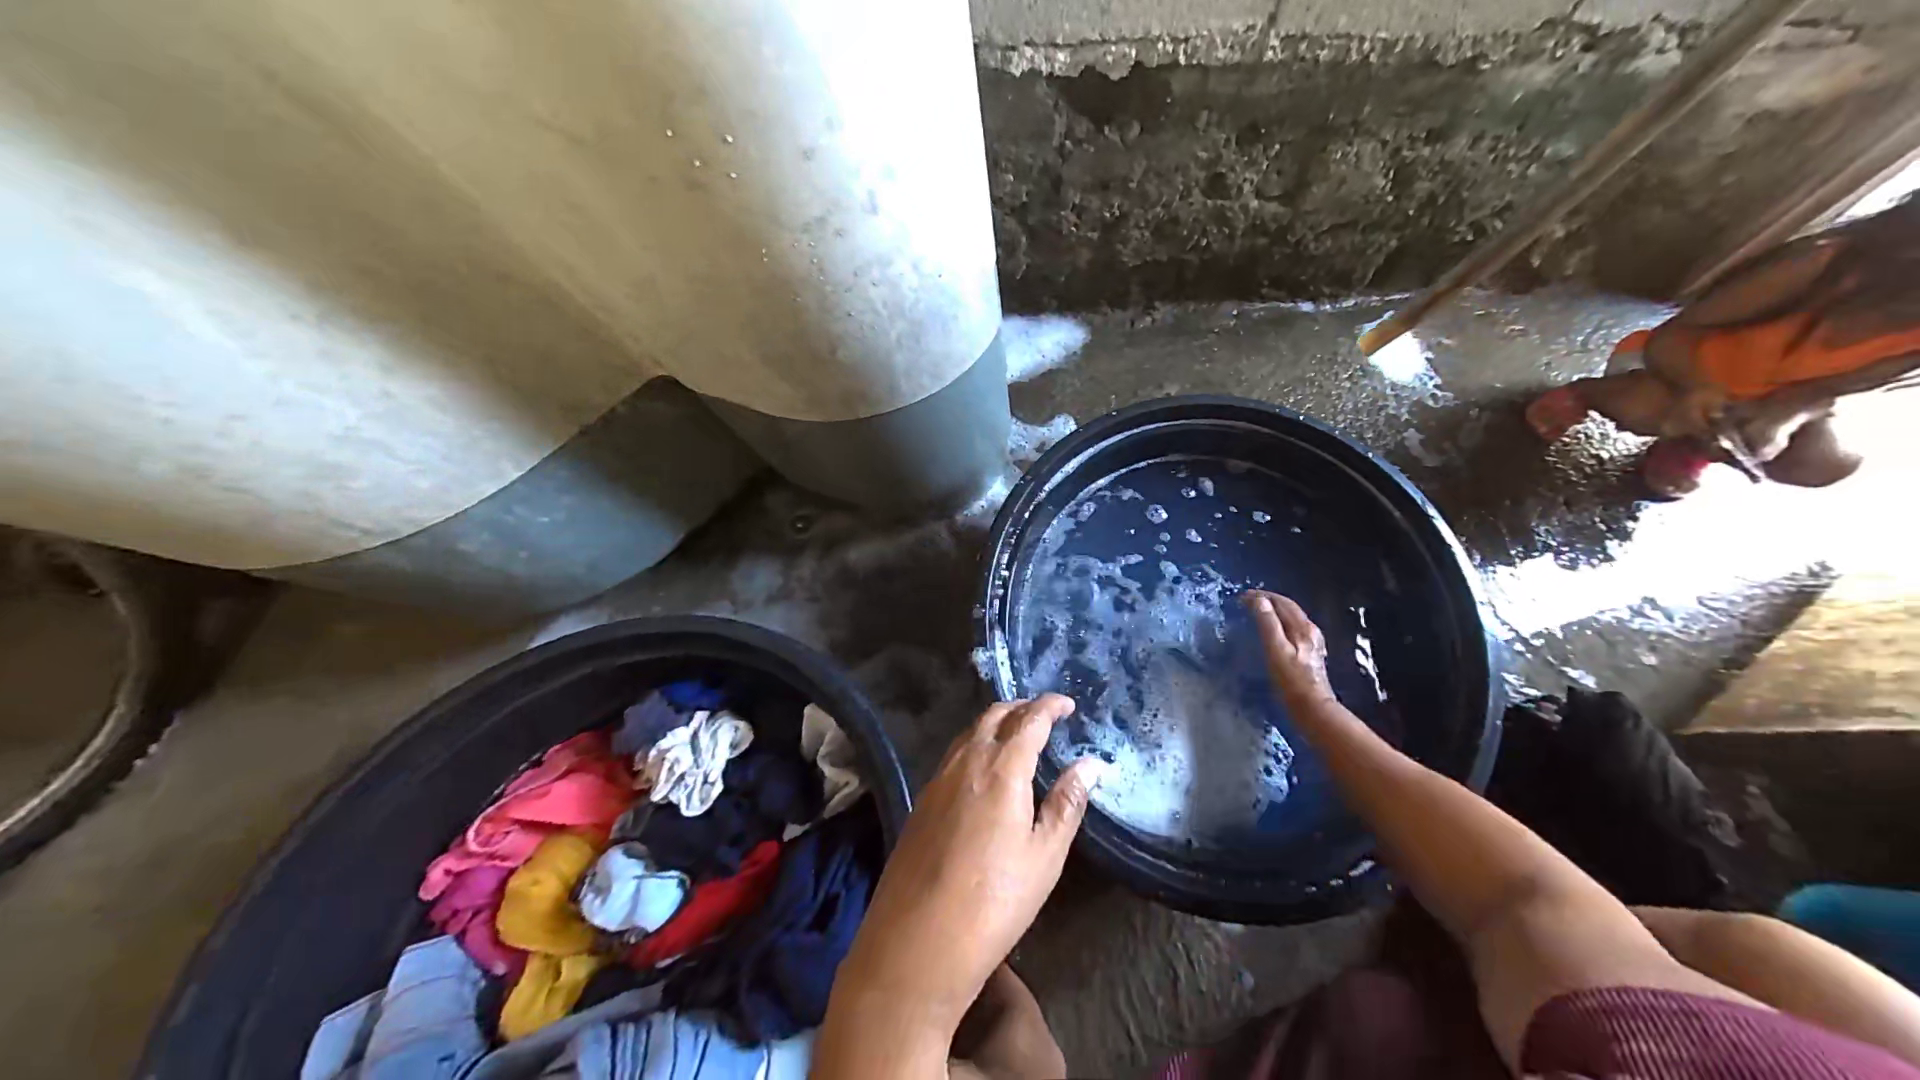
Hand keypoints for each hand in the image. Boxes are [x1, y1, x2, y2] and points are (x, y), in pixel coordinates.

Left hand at [823, 695, 1103, 1053]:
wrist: (918, 939)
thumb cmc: (996, 900)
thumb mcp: (1044, 855)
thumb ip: (1067, 802)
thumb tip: (1092, 764)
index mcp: (1001, 769)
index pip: (1029, 720)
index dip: (1050, 706)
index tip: (1067, 703)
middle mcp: (966, 762)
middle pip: (993, 717)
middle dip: (1021, 707)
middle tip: (1044, 714)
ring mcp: (937, 779)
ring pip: (969, 733)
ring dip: (995, 724)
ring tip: (1017, 735)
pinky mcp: (921, 800)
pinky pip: (953, 755)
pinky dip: (975, 745)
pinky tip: (983, 769)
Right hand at [1244, 590, 1334, 707]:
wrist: (1312, 707)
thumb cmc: (1291, 680)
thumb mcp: (1275, 650)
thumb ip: (1268, 624)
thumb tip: (1259, 601)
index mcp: (1302, 627)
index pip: (1282, 602)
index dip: (1263, 596)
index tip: (1243, 596)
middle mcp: (1310, 631)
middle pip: (1289, 608)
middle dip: (1268, 601)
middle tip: (1247, 602)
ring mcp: (1313, 642)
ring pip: (1292, 618)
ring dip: (1274, 612)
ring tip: (1257, 612)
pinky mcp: (1311, 654)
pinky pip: (1293, 629)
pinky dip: (1280, 623)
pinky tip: (1274, 631)